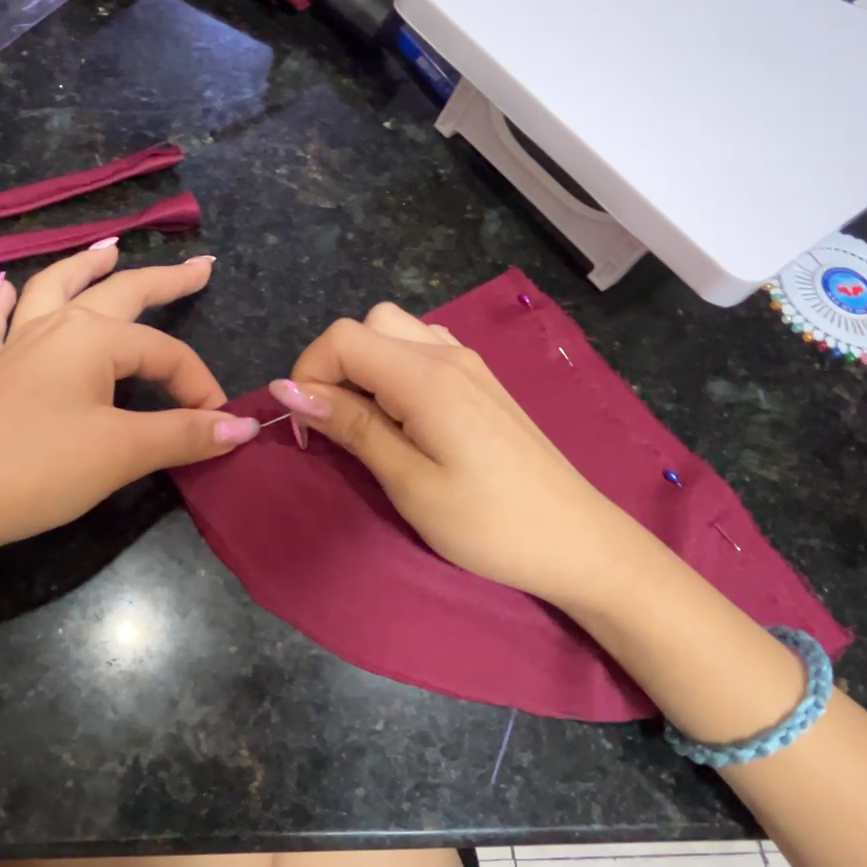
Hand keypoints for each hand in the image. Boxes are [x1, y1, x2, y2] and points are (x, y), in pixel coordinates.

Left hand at [0, 240, 261, 563]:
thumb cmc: (31, 469)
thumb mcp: (119, 453)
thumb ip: (182, 434)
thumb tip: (242, 424)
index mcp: (92, 338)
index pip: (167, 354)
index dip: (201, 389)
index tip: (221, 429)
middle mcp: (53, 328)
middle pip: (118, 295)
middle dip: (162, 280)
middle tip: (198, 267)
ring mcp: (12, 348)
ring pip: (54, 292)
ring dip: (84, 268)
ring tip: (107, 247)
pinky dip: (3, 306)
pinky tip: (3, 290)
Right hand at [268, 304, 654, 609]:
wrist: (577, 542)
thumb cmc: (488, 525)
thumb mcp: (409, 483)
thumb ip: (352, 427)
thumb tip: (289, 390)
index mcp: (427, 378)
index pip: (342, 339)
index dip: (308, 375)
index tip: (306, 432)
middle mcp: (448, 355)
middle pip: (367, 324)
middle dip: (334, 367)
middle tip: (335, 427)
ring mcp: (470, 365)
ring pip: (395, 331)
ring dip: (365, 366)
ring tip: (368, 423)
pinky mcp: (481, 382)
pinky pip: (423, 348)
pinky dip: (394, 369)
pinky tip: (403, 414)